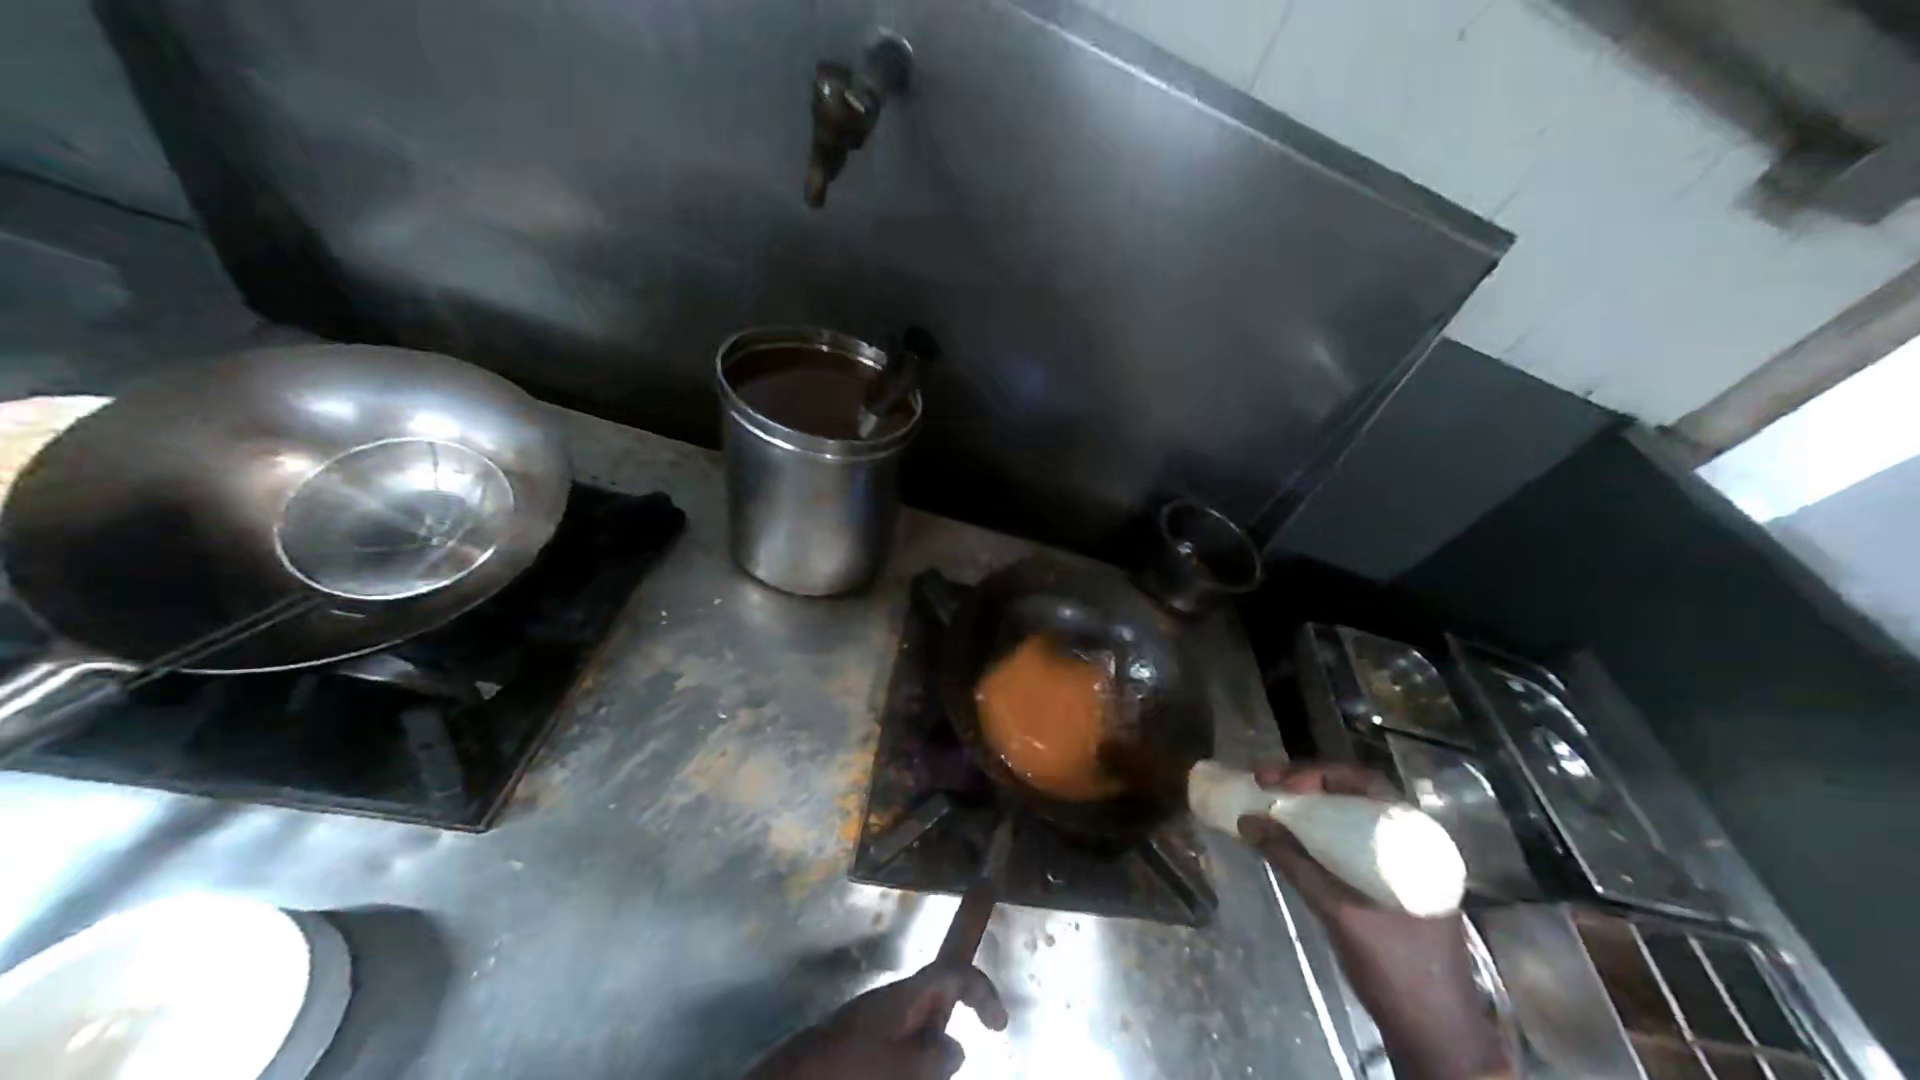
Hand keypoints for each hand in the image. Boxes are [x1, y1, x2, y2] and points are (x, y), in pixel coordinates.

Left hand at [743, 963, 1008, 1079]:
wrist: (795, 1075)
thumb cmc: (848, 1064)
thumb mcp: (898, 1065)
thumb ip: (933, 1056)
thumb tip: (955, 1048)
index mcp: (906, 995)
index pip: (954, 972)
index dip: (982, 989)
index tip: (999, 1025)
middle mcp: (897, 1001)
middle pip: (940, 1004)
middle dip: (949, 1032)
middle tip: (941, 1058)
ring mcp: (882, 1022)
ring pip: (922, 1036)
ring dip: (925, 1061)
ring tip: (906, 1072)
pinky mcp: (870, 1044)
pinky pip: (904, 1052)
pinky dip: (910, 1064)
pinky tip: (900, 1071)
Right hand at [1239, 762, 1508, 1079]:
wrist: (1437, 1034)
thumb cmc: (1395, 967)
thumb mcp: (1338, 911)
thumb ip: (1293, 862)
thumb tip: (1247, 820)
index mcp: (1413, 839)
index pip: (1361, 781)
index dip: (1313, 773)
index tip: (1273, 782)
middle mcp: (1410, 842)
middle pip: (1352, 793)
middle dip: (1304, 784)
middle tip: (1262, 784)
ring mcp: (1400, 864)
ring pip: (1349, 816)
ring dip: (1308, 807)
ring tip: (1269, 805)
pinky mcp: (1388, 885)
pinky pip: (1350, 841)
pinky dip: (1317, 831)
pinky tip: (1292, 838)